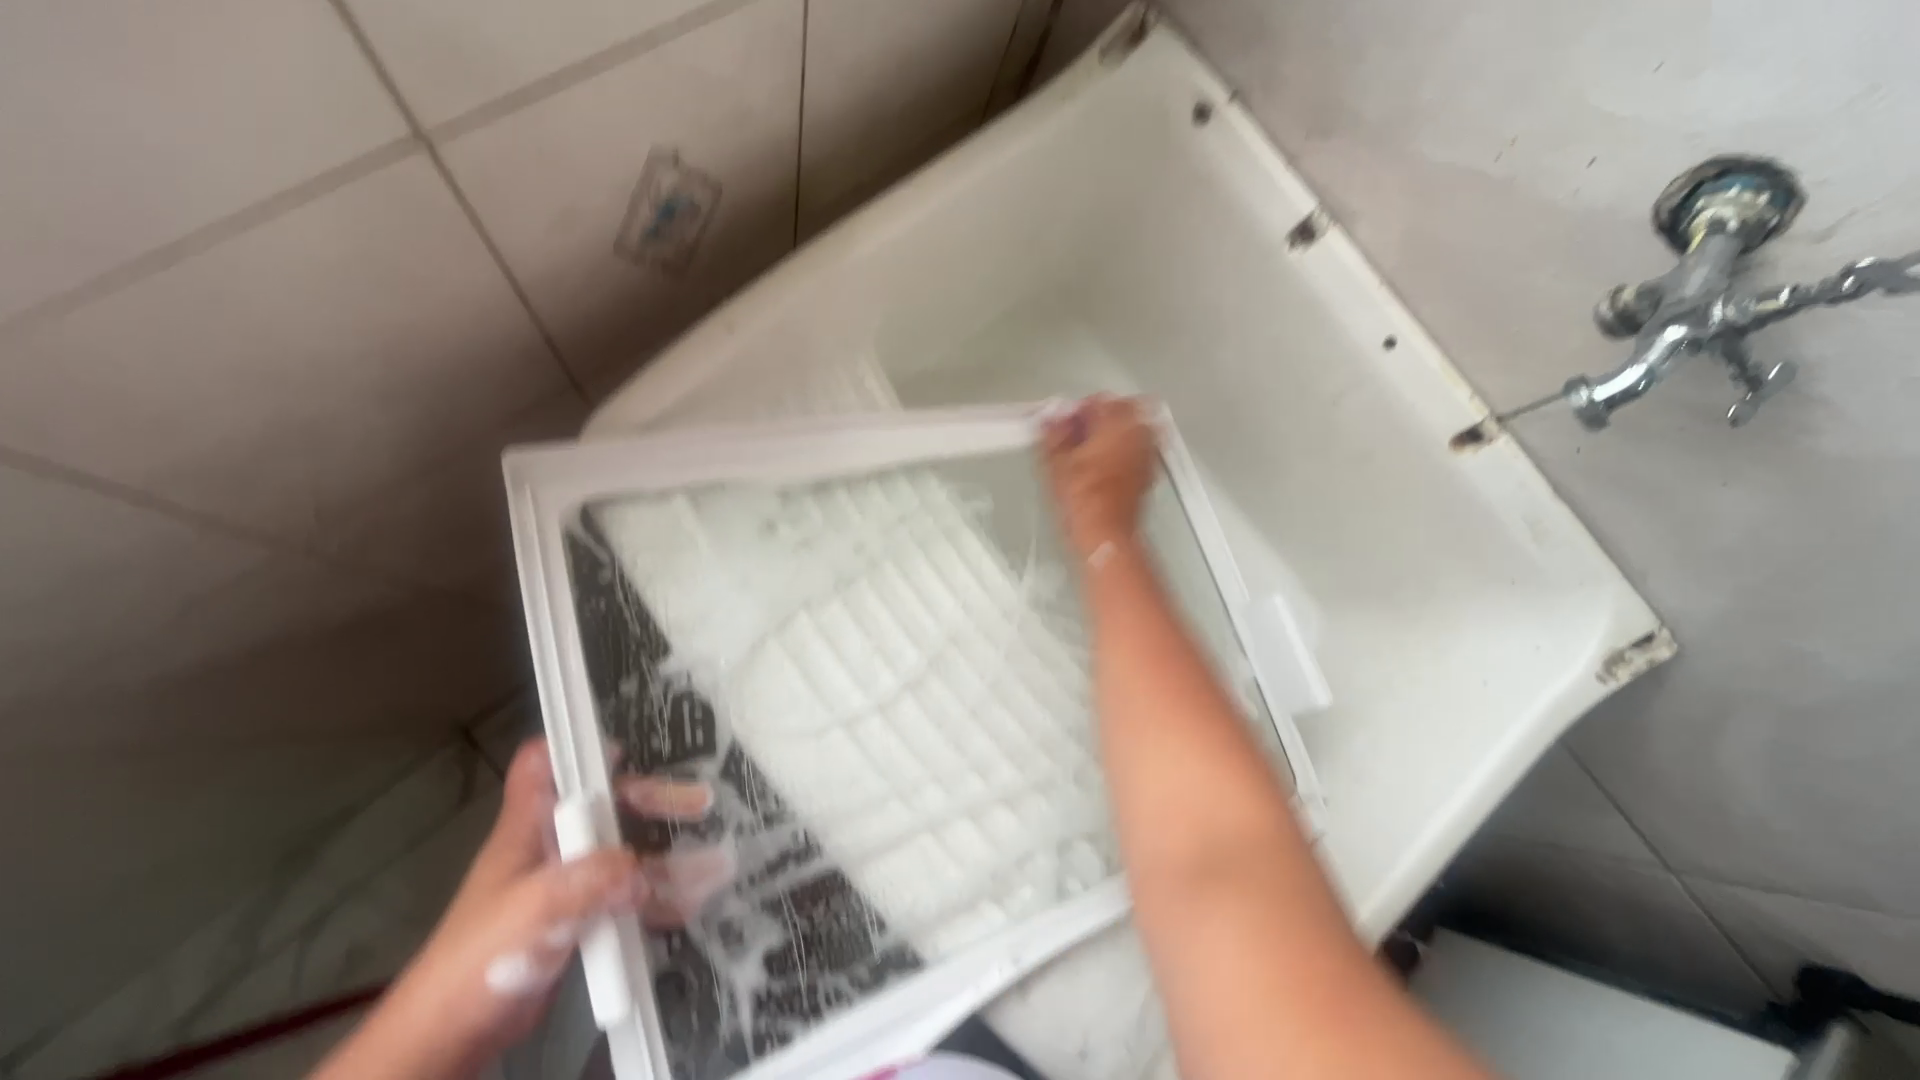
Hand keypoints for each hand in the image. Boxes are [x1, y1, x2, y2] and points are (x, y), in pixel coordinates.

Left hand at [313, 739, 727, 1079]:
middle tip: (700, 805)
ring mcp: (563, 887)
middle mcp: (547, 849)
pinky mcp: (576, 923)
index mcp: (527, 830)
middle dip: (652, 800)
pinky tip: (686, 908)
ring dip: (666, 857)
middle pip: (602, 805)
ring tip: (714, 866)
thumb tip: (641, 870)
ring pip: (621, 854)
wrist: (452, 1036)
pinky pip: (624, 898)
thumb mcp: (534, 911)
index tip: (623, 753)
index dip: (577, 748)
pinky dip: (656, 899)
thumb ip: (588, 882)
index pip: (541, 766)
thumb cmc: (480, 960)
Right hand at [1042, 395, 1160, 558]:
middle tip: (1080, 430)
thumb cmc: (1086, 503)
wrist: (1105, 534)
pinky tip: (1106, 463)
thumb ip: (1052, 433)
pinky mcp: (1150, 470)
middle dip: (1102, 415)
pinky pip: (1140, 447)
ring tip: (1093, 445)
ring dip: (1116, 430)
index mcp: (1117, 425)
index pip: (1099, 399)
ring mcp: (1148, 453)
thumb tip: (1050, 420)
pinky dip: (1125, 448)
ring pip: (1135, 426)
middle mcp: (1138, 434)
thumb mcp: (1055, 463)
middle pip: (1124, 407)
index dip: (1077, 410)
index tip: (1064, 422)